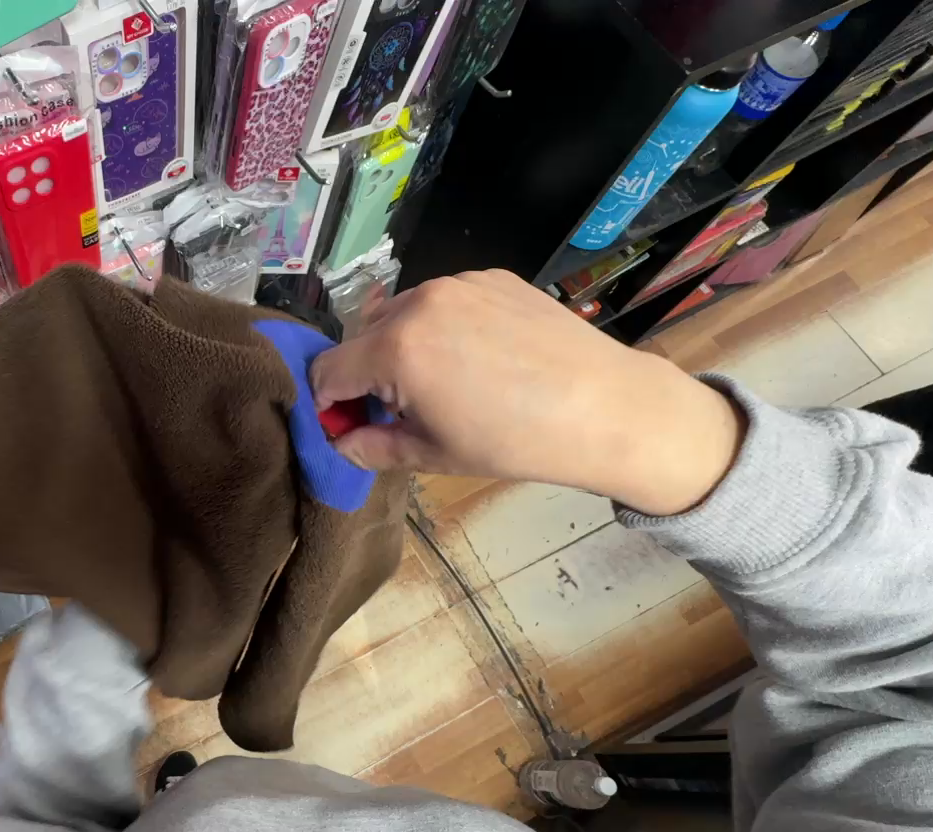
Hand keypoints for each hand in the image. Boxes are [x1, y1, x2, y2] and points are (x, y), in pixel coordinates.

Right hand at [310, 270, 744, 516]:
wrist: (605, 407)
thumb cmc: (511, 441)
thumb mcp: (429, 455)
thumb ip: (368, 447)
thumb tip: (340, 440)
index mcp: (395, 349)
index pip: (326, 371)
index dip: (329, 404)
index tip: (352, 426)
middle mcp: (417, 303)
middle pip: (358, 340)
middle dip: (364, 376)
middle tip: (400, 410)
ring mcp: (457, 283)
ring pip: (397, 315)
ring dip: (399, 348)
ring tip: (442, 381)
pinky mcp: (490, 276)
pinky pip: (439, 301)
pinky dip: (438, 327)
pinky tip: (476, 357)